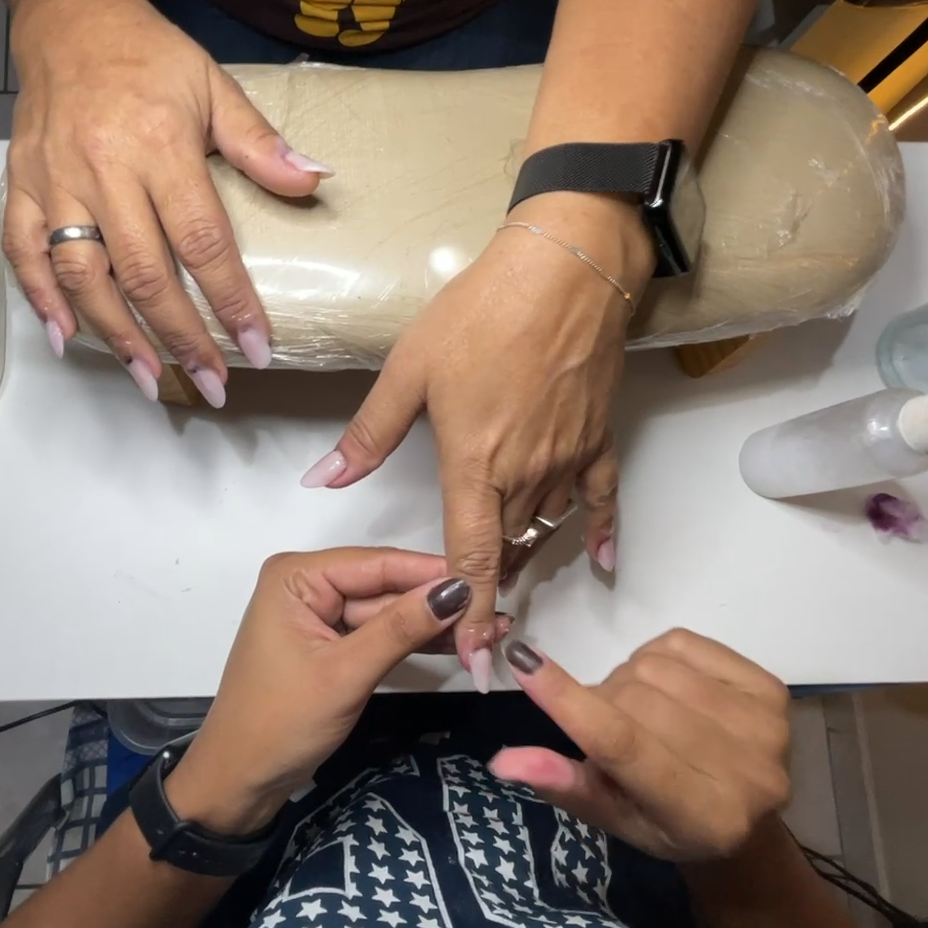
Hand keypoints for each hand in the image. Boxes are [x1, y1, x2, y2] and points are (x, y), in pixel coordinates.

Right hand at [2, 0, 330, 404]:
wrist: (68, 18)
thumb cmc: (147, 58)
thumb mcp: (214, 87)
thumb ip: (261, 144)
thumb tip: (315, 180)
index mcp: (158, 147)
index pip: (203, 242)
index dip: (231, 302)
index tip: (256, 349)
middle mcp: (103, 171)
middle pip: (144, 273)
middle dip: (180, 338)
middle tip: (210, 384)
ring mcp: (56, 182)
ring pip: (82, 274)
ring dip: (116, 334)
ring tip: (150, 380)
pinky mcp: (22, 185)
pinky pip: (23, 250)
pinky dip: (41, 299)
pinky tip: (67, 340)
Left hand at [164, 549, 475, 835]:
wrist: (242, 781)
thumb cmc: (281, 723)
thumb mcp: (345, 673)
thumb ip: (401, 628)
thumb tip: (457, 589)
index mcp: (296, 576)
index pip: (376, 563)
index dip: (432, 571)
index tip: (486, 576)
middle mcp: (307, 584)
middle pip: (384, 585)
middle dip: (437, 601)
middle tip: (497, 609)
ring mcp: (319, 614)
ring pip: (386, 610)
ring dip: (432, 623)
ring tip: (491, 627)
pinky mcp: (331, 642)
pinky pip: (378, 632)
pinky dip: (412, 640)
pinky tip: (457, 642)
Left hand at [302, 193, 651, 684]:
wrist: (565, 267)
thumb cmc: (482, 313)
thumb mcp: (409, 370)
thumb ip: (369, 436)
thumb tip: (325, 479)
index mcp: (474, 464)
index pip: (470, 558)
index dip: (469, 613)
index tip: (474, 660)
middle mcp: (526, 473)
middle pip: (505, 547)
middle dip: (488, 584)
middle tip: (473, 612)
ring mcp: (569, 457)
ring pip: (541, 523)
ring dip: (521, 551)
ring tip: (505, 575)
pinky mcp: (599, 437)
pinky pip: (602, 497)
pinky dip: (599, 530)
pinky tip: (601, 560)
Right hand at [488, 629, 790, 862]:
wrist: (742, 819)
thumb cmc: (663, 822)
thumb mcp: (609, 814)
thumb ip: (562, 783)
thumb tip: (502, 761)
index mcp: (702, 817)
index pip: (622, 746)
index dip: (569, 702)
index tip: (522, 661)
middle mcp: (747, 773)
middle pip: (634, 698)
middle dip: (601, 700)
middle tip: (605, 720)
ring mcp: (765, 727)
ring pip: (654, 666)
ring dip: (627, 679)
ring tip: (637, 708)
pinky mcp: (772, 689)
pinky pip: (683, 642)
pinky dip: (658, 655)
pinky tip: (666, 685)